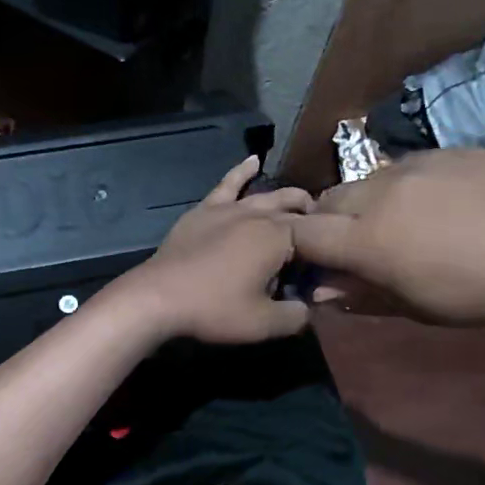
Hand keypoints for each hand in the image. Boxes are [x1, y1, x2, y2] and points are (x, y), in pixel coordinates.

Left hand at [112, 155, 312, 343]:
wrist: (158, 297)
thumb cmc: (214, 309)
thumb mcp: (264, 323)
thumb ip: (296, 316)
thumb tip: (309, 308)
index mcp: (279, 237)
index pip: (315, 237)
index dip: (324, 252)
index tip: (326, 269)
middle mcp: (258, 214)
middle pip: (293, 211)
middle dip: (312, 221)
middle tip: (322, 239)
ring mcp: (228, 209)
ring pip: (265, 196)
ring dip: (287, 198)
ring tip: (302, 203)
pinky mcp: (203, 211)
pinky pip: (227, 185)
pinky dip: (242, 171)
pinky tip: (253, 160)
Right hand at [291, 148, 484, 324]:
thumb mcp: (419, 307)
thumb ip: (361, 296)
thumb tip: (321, 290)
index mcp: (366, 238)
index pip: (302, 235)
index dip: (296, 249)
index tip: (310, 265)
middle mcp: (377, 192)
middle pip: (325, 201)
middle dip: (326, 224)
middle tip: (352, 249)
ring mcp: (411, 165)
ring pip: (362, 182)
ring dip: (361, 204)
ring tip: (396, 226)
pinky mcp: (445, 150)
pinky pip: (403, 168)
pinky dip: (400, 188)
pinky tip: (437, 206)